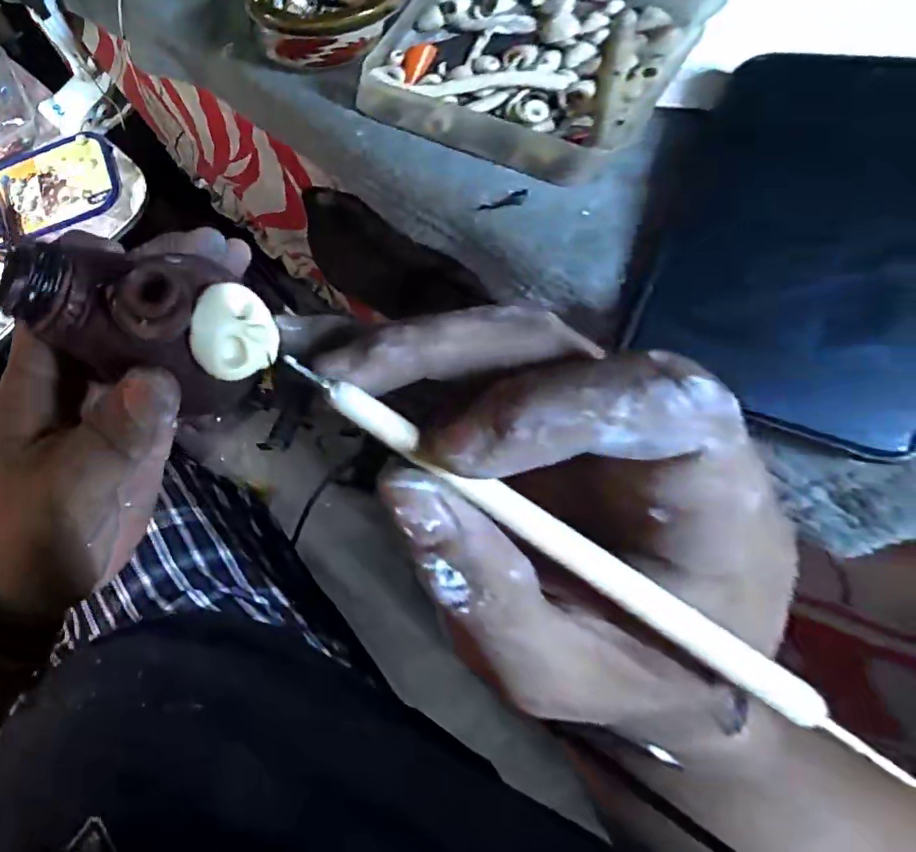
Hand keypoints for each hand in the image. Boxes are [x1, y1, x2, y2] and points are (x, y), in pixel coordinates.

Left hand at [0, 229, 252, 624]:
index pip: (57, 302)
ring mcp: (108, 400)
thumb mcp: (65, 489)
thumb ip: (109, 438)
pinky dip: (200, 362)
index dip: (89, 268)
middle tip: (215, 250)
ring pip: (147, 341)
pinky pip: (169, 383)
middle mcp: (74, 375)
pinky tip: (239, 340)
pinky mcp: (135, 428)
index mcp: (39, 375)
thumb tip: (158, 380)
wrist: (31, 585)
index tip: (133, 250)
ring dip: (188, 310)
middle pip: (113, 310)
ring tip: (238, 275)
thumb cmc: (29, 532)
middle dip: (157, 277)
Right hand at [308, 306, 796, 745]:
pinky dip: (366, 348)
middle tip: (341, 382)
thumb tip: (399, 488)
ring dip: (390, 347)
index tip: (447, 456)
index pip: (654, 398)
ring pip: (478, 336)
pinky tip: (309, 347)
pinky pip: (431, 357)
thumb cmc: (615, 671)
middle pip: (537, 343)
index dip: (545, 407)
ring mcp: (551, 399)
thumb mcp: (554, 668)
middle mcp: (623, 415)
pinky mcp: (490, 401)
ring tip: (315, 369)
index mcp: (698, 484)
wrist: (621, 656)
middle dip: (431, 352)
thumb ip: (489, 591)